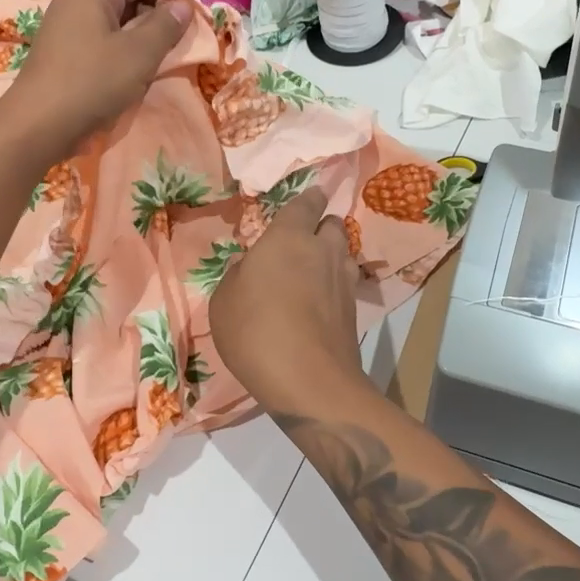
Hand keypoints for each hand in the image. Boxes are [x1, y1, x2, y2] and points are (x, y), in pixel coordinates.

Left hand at [0, 0, 195, 156]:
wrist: (39, 125)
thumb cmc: (92, 82)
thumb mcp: (139, 54)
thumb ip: (166, 25)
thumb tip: (184, 6)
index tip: (193, 17)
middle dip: (158, 11)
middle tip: (180, 39)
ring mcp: (68, 25)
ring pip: (117, 16)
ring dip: (143, 32)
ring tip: (160, 56)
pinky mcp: (66, 49)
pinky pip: (103, 36)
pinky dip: (124, 47)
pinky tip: (134, 70)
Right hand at [212, 188, 363, 404]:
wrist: (310, 382)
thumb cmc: (256, 333)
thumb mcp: (224, 302)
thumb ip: (237, 275)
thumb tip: (249, 265)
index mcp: (289, 238)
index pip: (306, 203)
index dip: (307, 199)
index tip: (308, 198)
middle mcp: (323, 250)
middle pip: (332, 225)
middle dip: (321, 227)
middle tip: (301, 243)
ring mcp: (345, 280)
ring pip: (343, 253)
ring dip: (331, 257)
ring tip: (311, 273)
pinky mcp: (355, 310)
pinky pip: (345, 284)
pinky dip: (334, 286)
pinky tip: (318, 303)